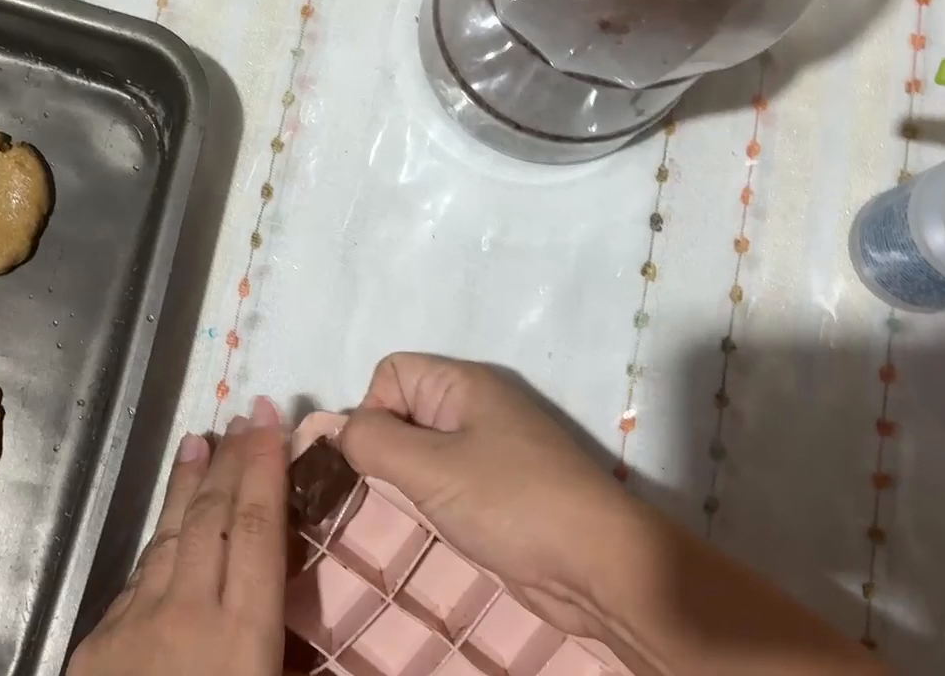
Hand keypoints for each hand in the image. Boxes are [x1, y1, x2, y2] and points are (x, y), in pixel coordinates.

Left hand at [69, 397, 287, 675]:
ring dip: (185, 486)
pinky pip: (137, 582)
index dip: (264, 467)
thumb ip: (292, 654)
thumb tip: (302, 612)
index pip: (256, 529)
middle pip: (211, 518)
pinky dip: (158, 546)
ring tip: (196, 442)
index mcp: (241, 635)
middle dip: (230, 461)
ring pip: (166, 536)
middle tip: (241, 418)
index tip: (268, 417)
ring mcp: (134, 620)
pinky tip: (165, 532)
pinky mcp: (97, 639)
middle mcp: (186, 611)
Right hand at [338, 354, 633, 639]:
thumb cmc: (513, 503)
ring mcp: (489, 449)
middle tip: (399, 487)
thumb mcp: (428, 468)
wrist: (605, 571)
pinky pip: (444, 478)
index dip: (373, 409)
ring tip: (423, 508)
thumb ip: (371, 440)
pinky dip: (433, 498)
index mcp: (461, 384)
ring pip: (420, 448)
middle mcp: (473, 407)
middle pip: (401, 409)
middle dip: (388, 448)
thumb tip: (339, 432)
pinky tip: (445, 523)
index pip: (389, 373)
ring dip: (410, 478)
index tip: (381, 457)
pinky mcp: (499, 489)